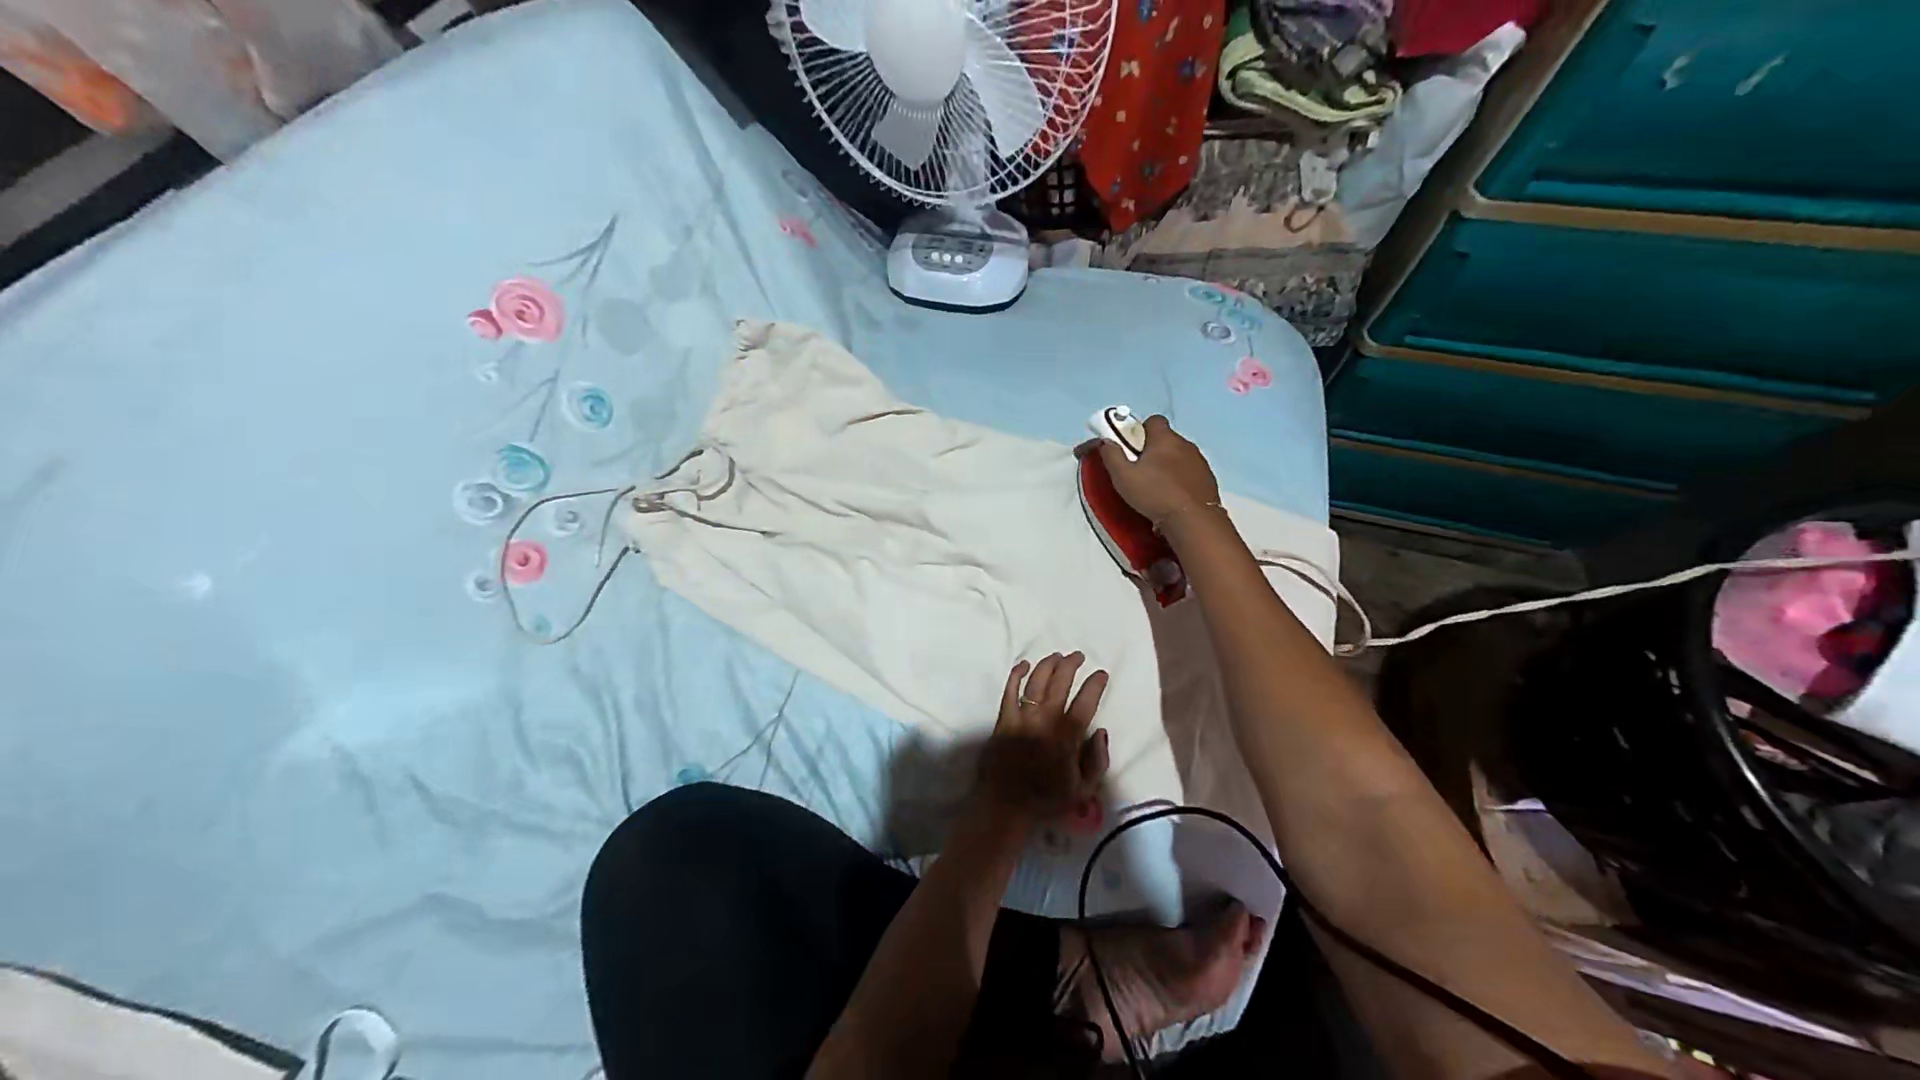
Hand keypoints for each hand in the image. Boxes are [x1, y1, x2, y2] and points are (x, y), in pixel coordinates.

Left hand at [974, 652, 1109, 829]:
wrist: (1004, 805)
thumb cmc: (1046, 800)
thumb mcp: (1084, 790)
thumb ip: (1097, 760)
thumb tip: (1100, 731)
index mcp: (1067, 737)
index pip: (1085, 702)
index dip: (1095, 685)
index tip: (1101, 674)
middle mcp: (1045, 721)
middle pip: (1060, 682)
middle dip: (1071, 665)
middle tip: (1078, 656)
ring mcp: (1022, 718)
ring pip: (1036, 681)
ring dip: (1048, 664)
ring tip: (1057, 656)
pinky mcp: (1003, 719)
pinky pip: (1009, 690)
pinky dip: (1016, 674)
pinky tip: (1024, 664)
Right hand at [1095, 415, 1221, 530]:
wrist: (1192, 519)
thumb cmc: (1154, 494)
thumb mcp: (1123, 477)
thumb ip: (1112, 455)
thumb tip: (1106, 441)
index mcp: (1164, 438)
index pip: (1153, 420)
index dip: (1141, 431)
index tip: (1132, 448)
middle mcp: (1185, 444)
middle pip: (1167, 439)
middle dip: (1154, 450)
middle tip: (1140, 470)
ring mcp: (1200, 461)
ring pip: (1180, 456)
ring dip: (1169, 465)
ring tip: (1158, 486)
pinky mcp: (1208, 479)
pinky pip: (1190, 472)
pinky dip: (1181, 479)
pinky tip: (1173, 496)